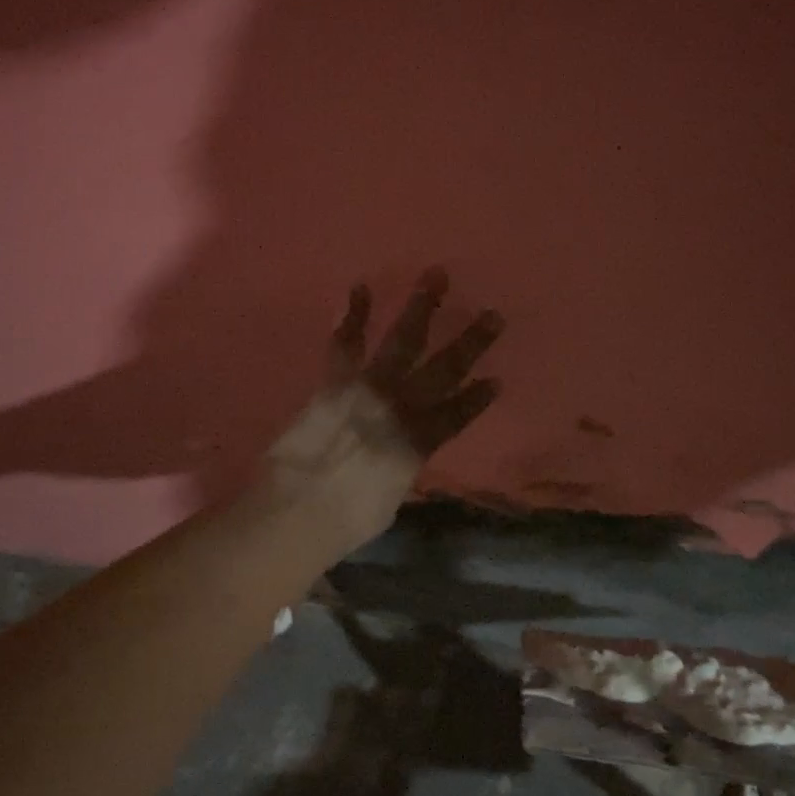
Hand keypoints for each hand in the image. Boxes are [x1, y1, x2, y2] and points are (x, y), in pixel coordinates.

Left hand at [264, 268, 502, 550]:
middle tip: (493, 316)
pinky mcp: (334, 383)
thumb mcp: (387, 499)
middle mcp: (401, 409)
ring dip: (422, 308)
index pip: (457, 415)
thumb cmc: (346, 519)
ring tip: (436, 276)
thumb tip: (398, 459)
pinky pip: (345, 345)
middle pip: (443, 371)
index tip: (496, 381)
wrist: (298, 509)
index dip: (477, 399)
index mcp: (418, 444)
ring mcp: (367, 390)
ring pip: (402, 342)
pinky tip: (360, 288)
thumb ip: (398, 470)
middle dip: (470, 343)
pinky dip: (352, 316)